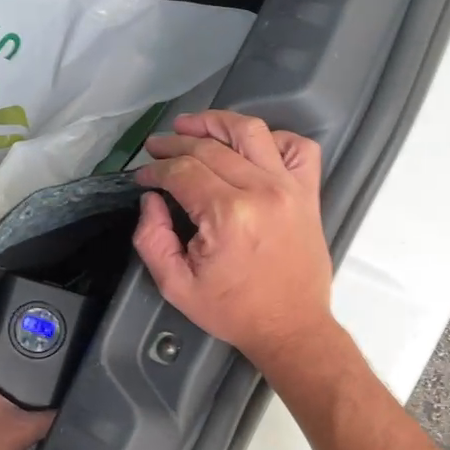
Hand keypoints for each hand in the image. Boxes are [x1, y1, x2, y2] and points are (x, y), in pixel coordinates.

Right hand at [132, 110, 334, 370]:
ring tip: (191, 125)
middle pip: (211, 148)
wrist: (290, 326)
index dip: (156, 169)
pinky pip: (296, 147)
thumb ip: (152, 240)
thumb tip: (150, 201)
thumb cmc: (232, 310)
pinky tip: (247, 145)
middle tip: (156, 148)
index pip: (183, 172)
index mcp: (226, 215)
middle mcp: (260, 190)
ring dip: (217, 122)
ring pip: (251, 132)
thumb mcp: (176, 286)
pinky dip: (272, 137)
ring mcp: (289, 187)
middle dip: (176, 143)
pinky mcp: (308, 192)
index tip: (142, 176)